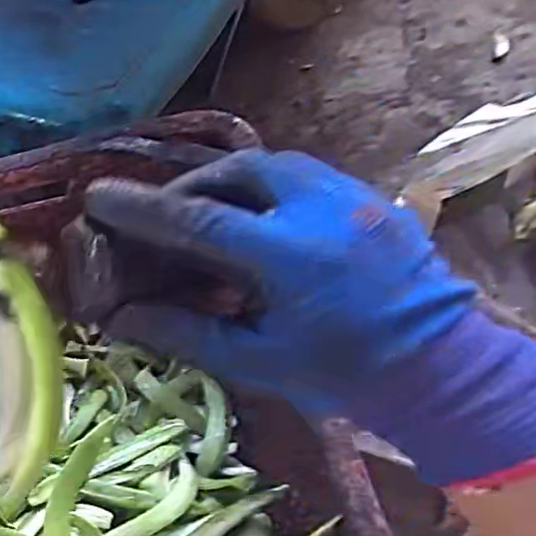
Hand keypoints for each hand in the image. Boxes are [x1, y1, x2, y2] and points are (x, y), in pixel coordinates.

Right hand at [82, 149, 535, 485]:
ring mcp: (353, 197)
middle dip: (184, 187)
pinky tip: (242, 217)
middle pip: (236, 171)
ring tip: (192, 212)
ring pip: (271, 164)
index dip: (141, 208)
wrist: (437, 364)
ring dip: (221, 182)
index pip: (198, 218)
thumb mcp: (249, 359)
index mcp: (291, 256)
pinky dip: (257, 186)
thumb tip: (118, 317)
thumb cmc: (336, 371)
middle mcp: (324, 210)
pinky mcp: (368, 198)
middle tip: (152, 214)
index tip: (97, 197)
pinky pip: (299, 174)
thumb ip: (181, 332)